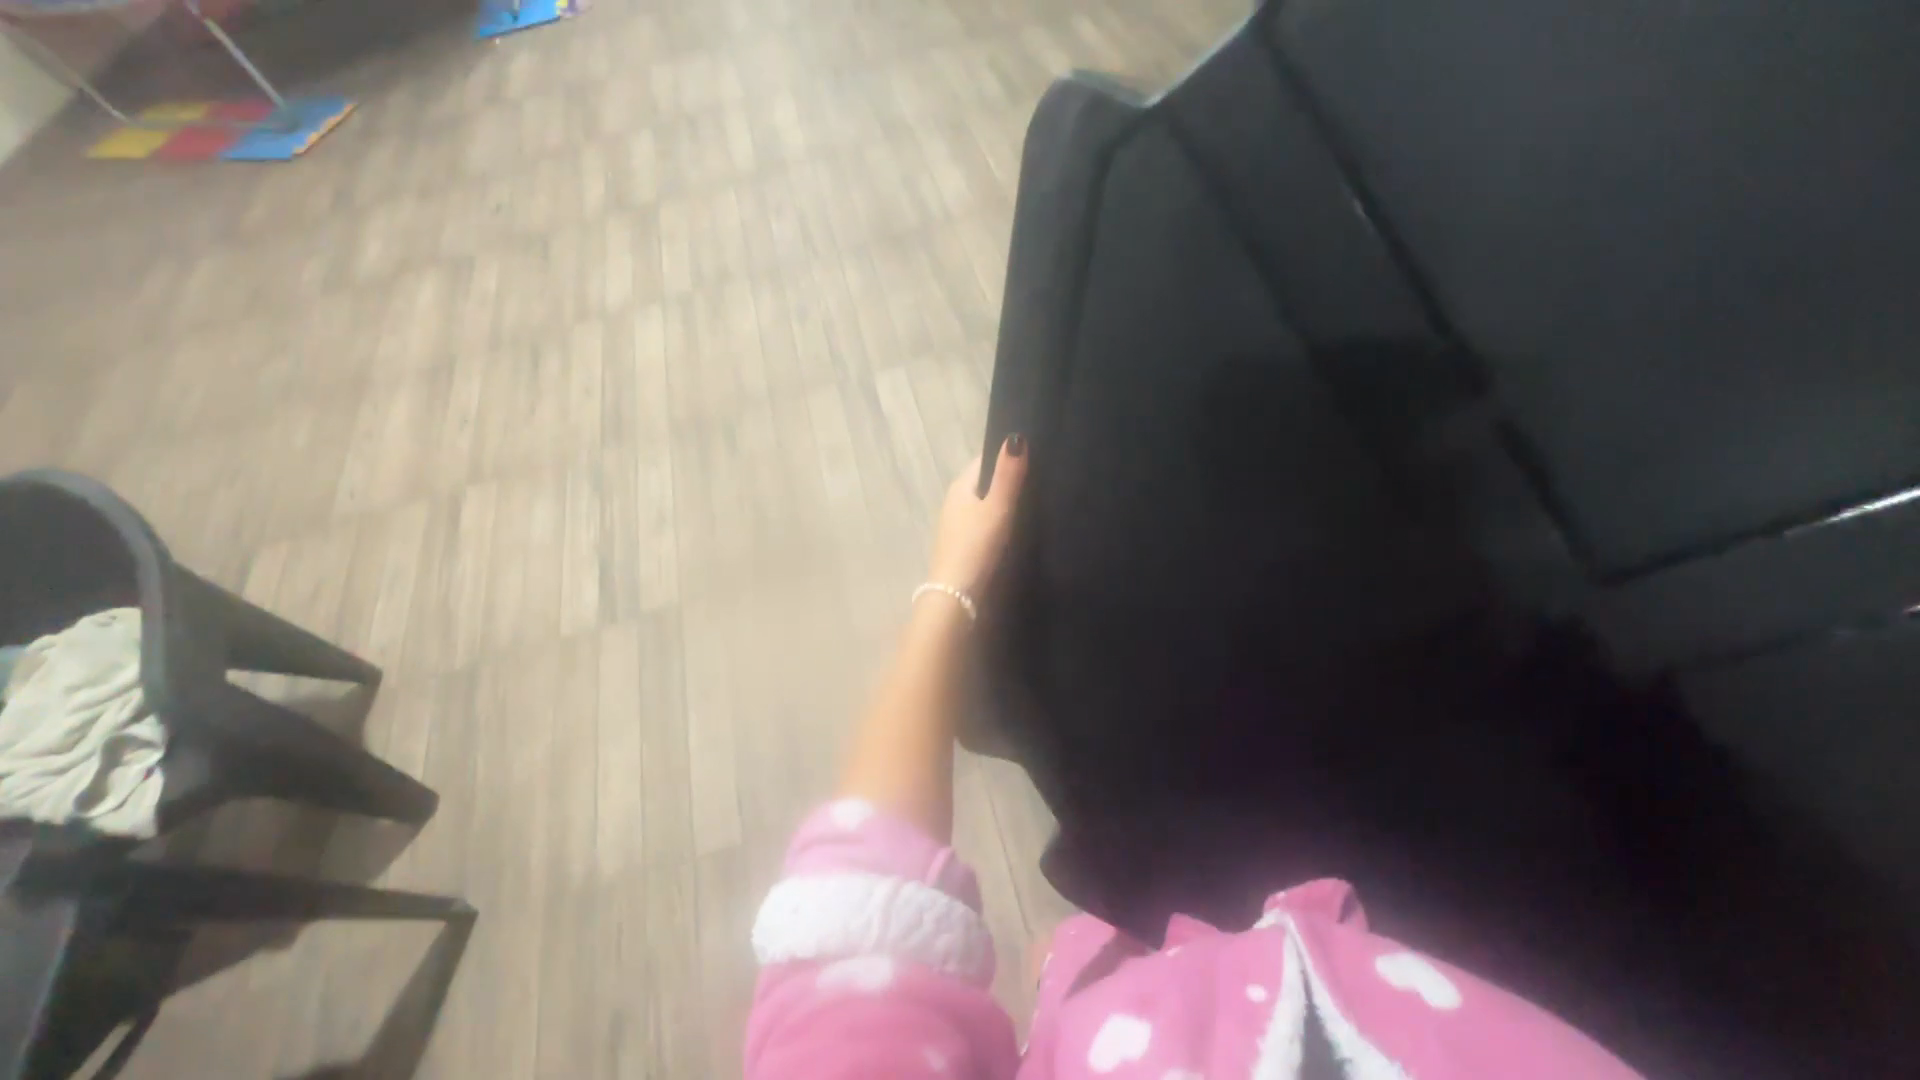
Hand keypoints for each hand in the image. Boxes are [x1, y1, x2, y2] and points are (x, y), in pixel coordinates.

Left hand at [927, 435, 1027, 597]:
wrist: (956, 595)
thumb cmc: (976, 546)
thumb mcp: (997, 507)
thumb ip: (1008, 475)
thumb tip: (1016, 436)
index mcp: (960, 486)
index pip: (984, 460)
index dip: (1007, 455)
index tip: (1035, 456)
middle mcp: (955, 502)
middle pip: (985, 483)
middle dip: (1008, 480)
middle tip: (1042, 481)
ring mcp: (957, 525)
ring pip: (985, 505)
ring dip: (1005, 504)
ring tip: (1036, 504)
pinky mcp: (964, 546)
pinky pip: (985, 525)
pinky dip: (1000, 524)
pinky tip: (1018, 531)